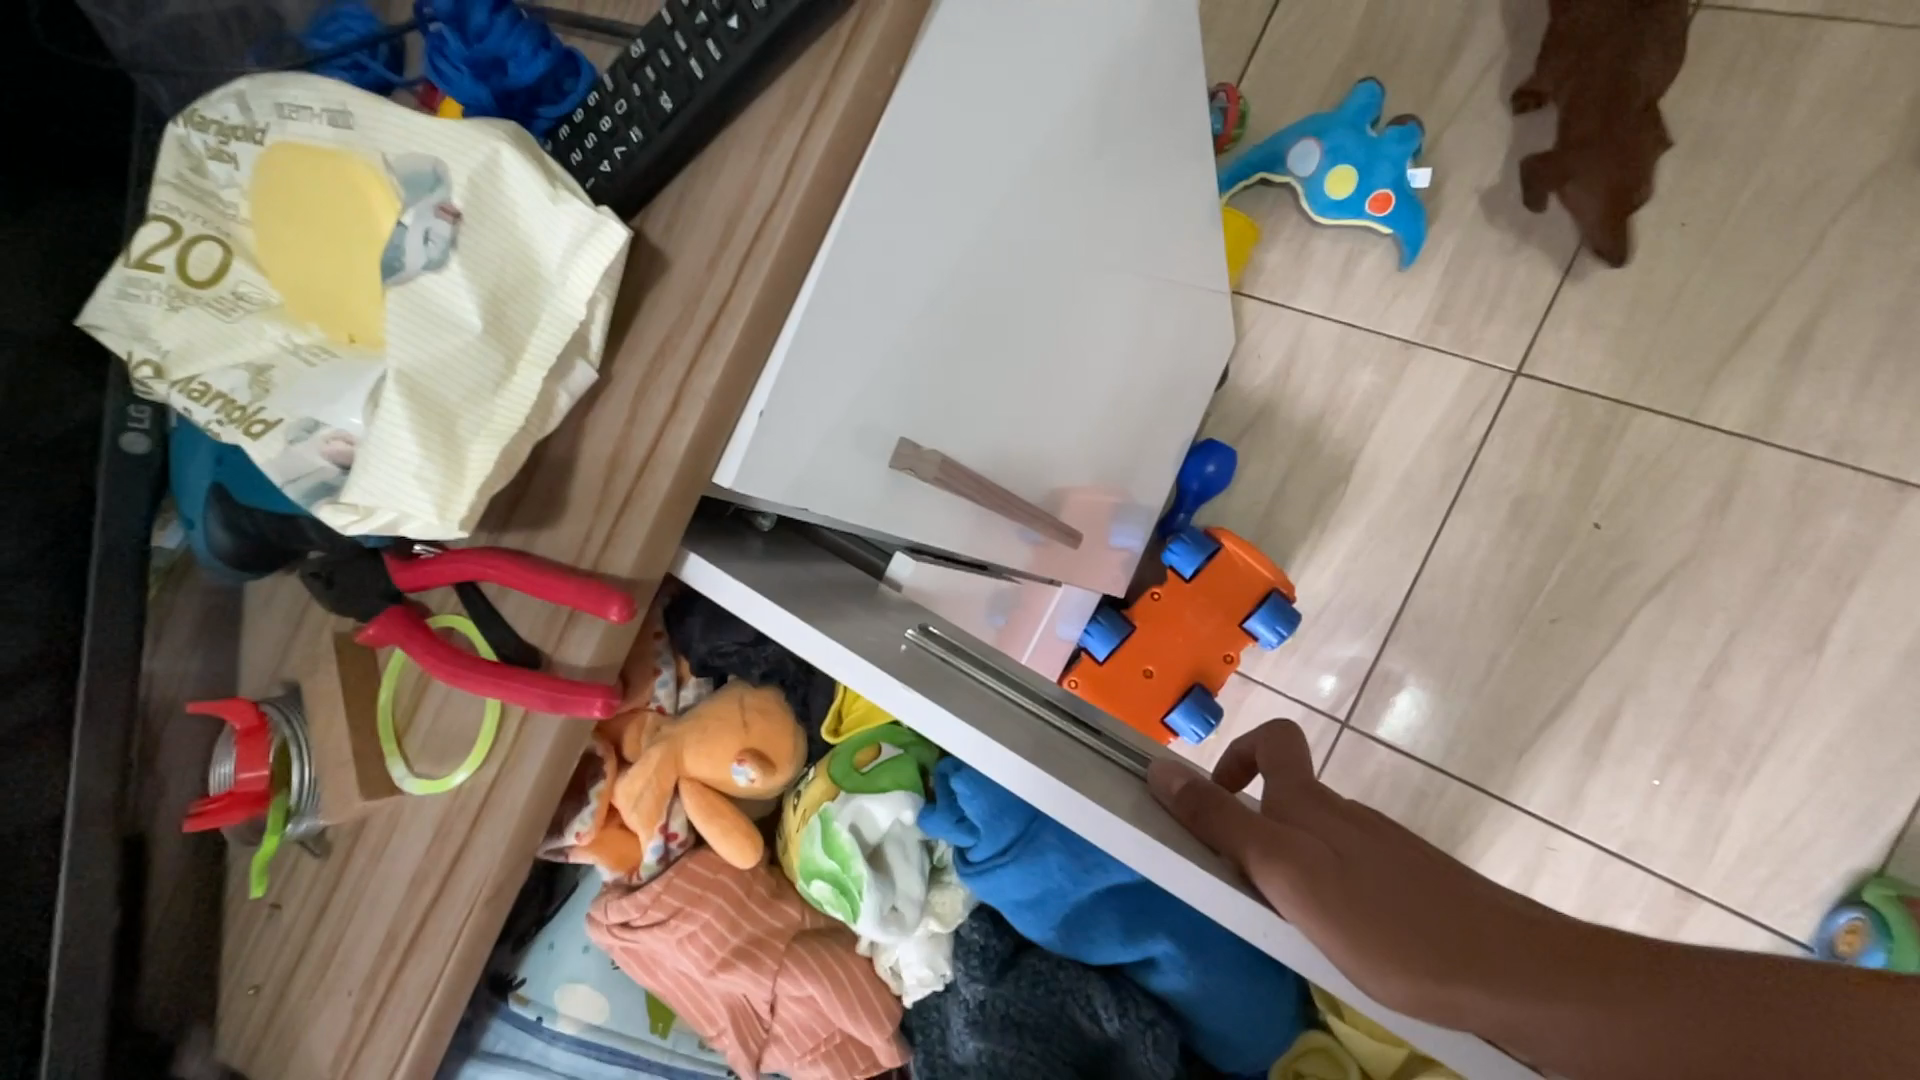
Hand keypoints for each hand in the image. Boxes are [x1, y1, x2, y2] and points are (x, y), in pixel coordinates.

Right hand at [1147, 720, 1583, 1032]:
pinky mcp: (1416, 891)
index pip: (1274, 742)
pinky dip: (1336, 902)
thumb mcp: (1284, 871)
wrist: (1514, 976)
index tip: (1217, 801)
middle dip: (1259, 832)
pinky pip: (1357, 880)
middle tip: (1245, 888)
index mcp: (1311, 804)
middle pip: (1292, 799)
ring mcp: (1386, 853)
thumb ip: (1220, 822)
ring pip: (1323, 845)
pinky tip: (1347, 950)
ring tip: (1292, 934)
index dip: (1238, 756)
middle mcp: (1347, 816)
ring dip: (1294, 874)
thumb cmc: (1384, 921)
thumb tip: (1160, 769)